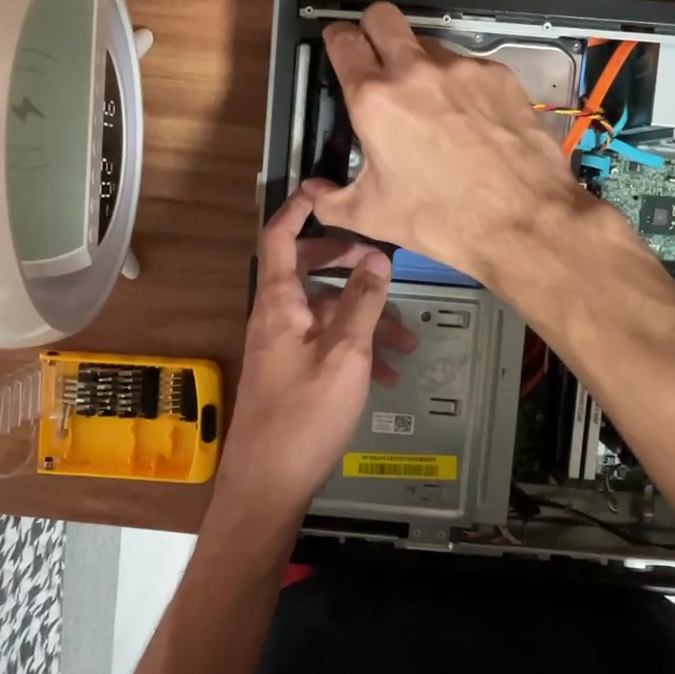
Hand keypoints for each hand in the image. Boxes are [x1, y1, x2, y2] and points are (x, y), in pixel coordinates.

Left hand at [216, 182, 415, 519]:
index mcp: (278, 302)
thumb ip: (364, 302)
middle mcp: (274, 316)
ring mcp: (280, 346)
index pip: (280, 236)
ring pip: (325, 312)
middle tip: (383, 264)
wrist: (268, 483)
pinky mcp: (290, 373)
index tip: (329, 190)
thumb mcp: (346, 354)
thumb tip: (378, 256)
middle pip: (308, 269)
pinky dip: (354, 349)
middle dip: (349, 264)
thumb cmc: (305, 415)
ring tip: (407, 343)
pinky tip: (387, 375)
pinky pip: (324, 344)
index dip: (300, 207)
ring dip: (365, 318)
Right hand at [314, 3, 593, 283]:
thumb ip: (331, 201)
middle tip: (375, 58)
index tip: (339, 47)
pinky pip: (468, 66)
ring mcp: (462, 68)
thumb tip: (313, 193)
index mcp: (374, 99)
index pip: (343, 41)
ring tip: (429, 103)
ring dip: (418, 62)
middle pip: (382, 16)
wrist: (522, 221)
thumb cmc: (440, 221)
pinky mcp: (498, 76)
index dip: (336, 39)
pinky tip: (469, 119)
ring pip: (427, 42)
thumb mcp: (373, 216)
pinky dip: (460, 84)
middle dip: (372, 28)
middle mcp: (415, 71)